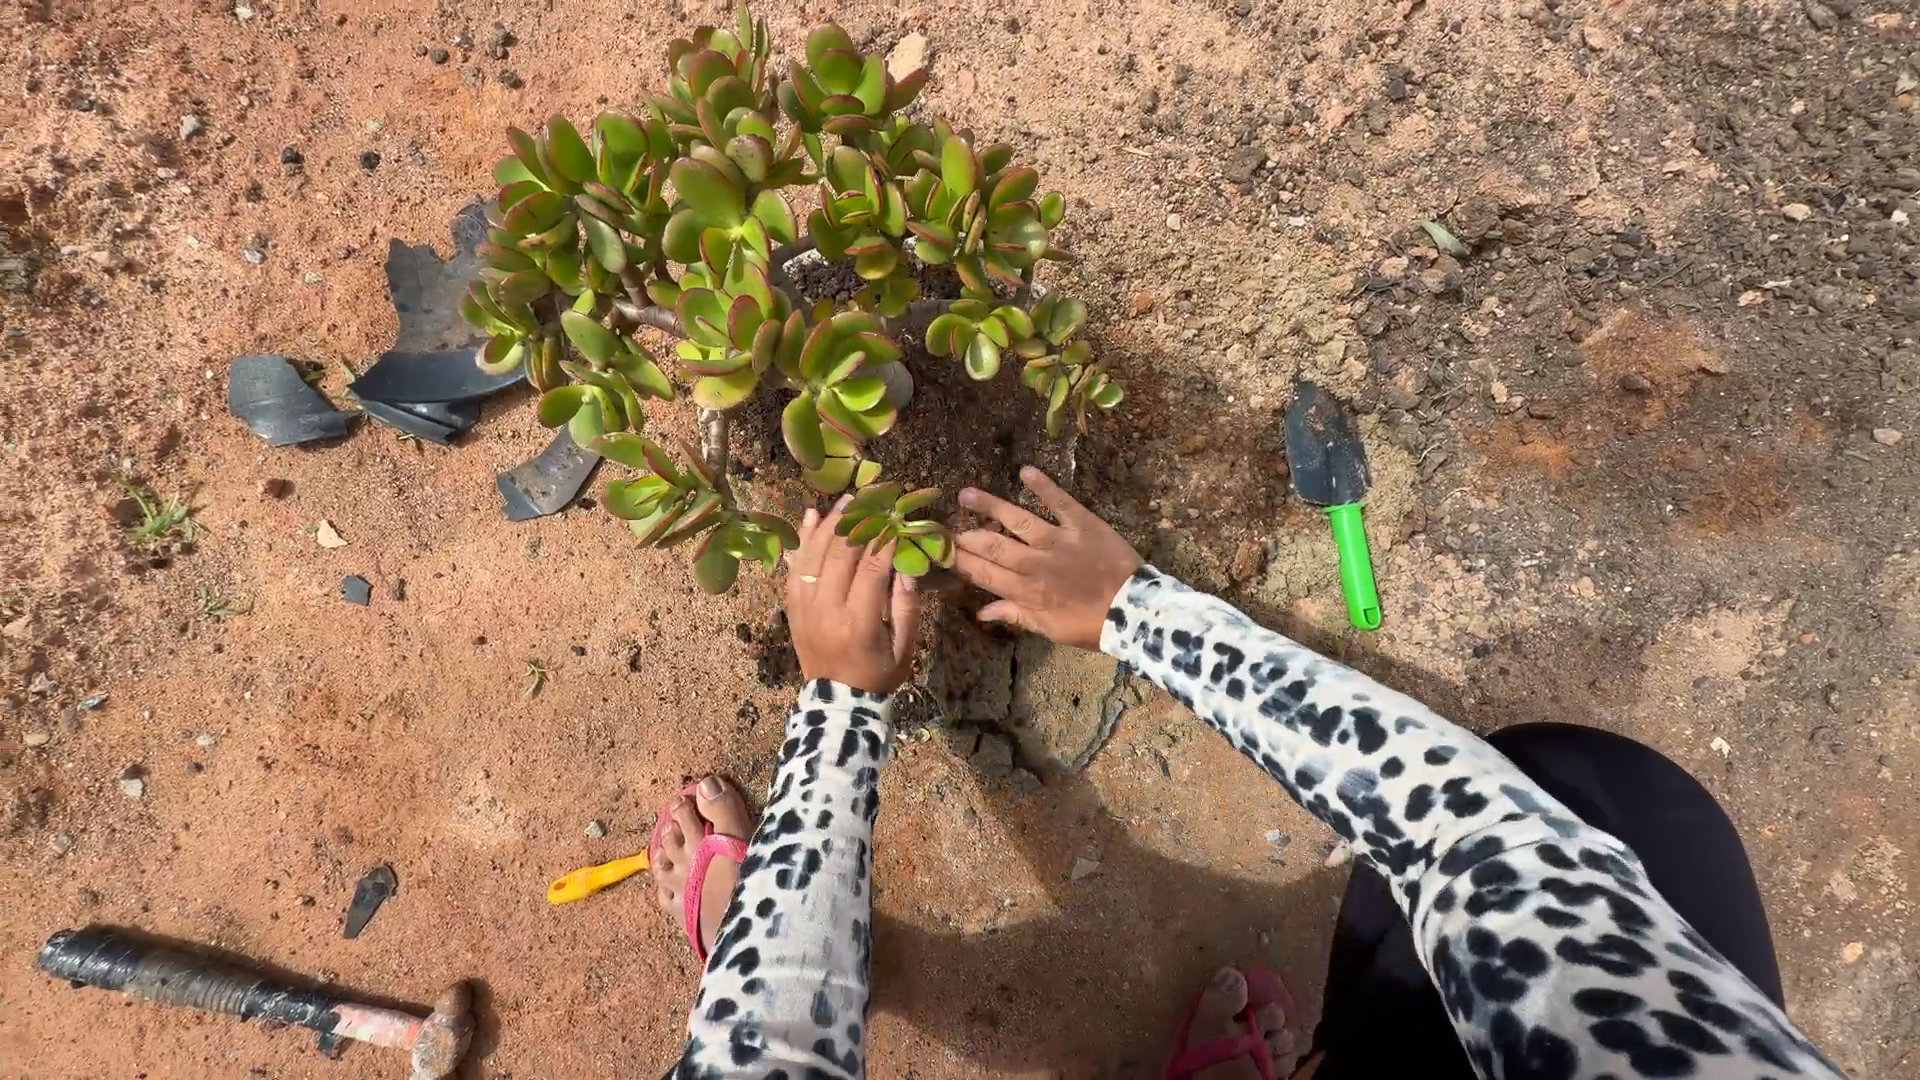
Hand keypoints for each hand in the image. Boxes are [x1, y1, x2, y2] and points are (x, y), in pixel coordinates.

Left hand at [785, 500, 927, 693]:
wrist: (837, 701)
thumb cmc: (878, 674)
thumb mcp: (904, 649)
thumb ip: (907, 608)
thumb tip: (907, 567)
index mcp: (858, 624)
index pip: (871, 570)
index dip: (885, 541)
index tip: (897, 519)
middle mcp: (826, 611)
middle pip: (840, 555)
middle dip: (859, 522)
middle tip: (875, 499)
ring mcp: (805, 608)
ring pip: (814, 554)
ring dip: (831, 523)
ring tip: (848, 499)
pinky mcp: (793, 607)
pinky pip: (795, 567)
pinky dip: (803, 540)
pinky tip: (812, 516)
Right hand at [953, 466, 1143, 650]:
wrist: (1132, 612)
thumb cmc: (1090, 624)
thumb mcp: (1050, 629)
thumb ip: (1015, 616)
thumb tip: (981, 612)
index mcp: (1026, 592)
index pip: (984, 574)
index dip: (960, 562)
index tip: (940, 552)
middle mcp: (1035, 563)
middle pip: (993, 546)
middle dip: (966, 536)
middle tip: (946, 527)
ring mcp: (1057, 541)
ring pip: (1017, 520)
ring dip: (990, 505)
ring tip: (966, 493)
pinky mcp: (1081, 524)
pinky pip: (1060, 502)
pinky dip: (1043, 485)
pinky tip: (1025, 470)